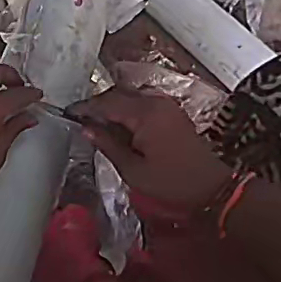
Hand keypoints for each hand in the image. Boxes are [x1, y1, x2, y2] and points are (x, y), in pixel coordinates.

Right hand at [70, 88, 234, 212]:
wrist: (212, 187)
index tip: (68, 114)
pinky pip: (141, 102)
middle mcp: (155, 102)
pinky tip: (118, 126)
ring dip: (111, 106)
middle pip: (117, 94)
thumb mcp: (133, 169)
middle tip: (80, 120)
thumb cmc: (171, 182)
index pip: (107, 103)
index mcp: (145, 114)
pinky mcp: (171, 111)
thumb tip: (86, 128)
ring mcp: (165, 104)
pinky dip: (126, 109)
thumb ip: (108, 145)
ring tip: (96, 124)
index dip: (85, 108)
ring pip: (129, 96)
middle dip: (97, 105)